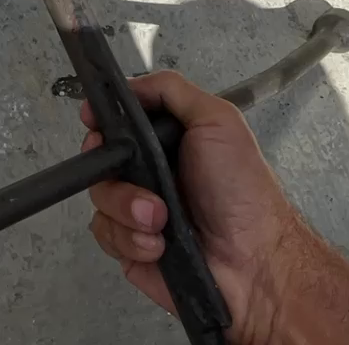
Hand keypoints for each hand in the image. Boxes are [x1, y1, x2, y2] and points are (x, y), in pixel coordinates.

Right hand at [82, 71, 348, 344]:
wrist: (255, 265)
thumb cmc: (242, 191)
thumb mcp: (218, 120)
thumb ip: (172, 90)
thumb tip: (130, 83)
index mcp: (163, 140)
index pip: (116, 120)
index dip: (100, 117)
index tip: (93, 119)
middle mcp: (147, 172)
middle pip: (98, 155)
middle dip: (108, 165)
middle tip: (137, 177)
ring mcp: (136, 210)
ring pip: (99, 196)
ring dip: (127, 207)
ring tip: (160, 219)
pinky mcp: (132, 246)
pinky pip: (106, 233)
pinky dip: (131, 239)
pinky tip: (159, 244)